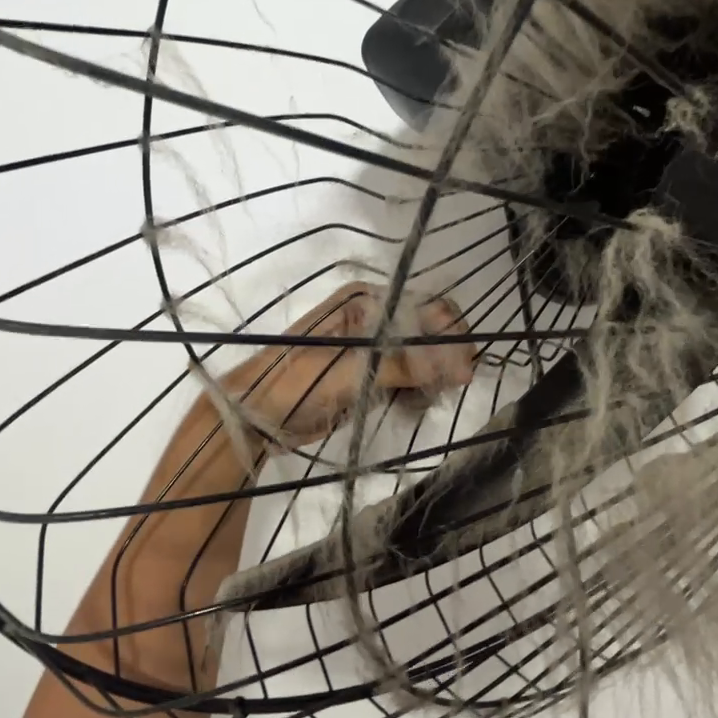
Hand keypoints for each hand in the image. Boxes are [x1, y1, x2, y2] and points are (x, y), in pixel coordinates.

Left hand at [221, 281, 478, 449]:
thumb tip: (462, 367)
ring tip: (419, 403)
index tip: (461, 373)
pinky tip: (410, 408)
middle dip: (443, 360)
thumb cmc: (295, 383)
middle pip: (429, 332)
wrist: (254, 416)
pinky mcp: (368, 375)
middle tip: (444, 391)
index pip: (427, 308)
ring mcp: (370, 347)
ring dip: (430, 380)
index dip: (450, 337)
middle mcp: (372, 317)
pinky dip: (414, 393)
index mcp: (365, 301)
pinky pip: (407, 379)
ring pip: (422, 358)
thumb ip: (406, 365)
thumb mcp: (352, 370)